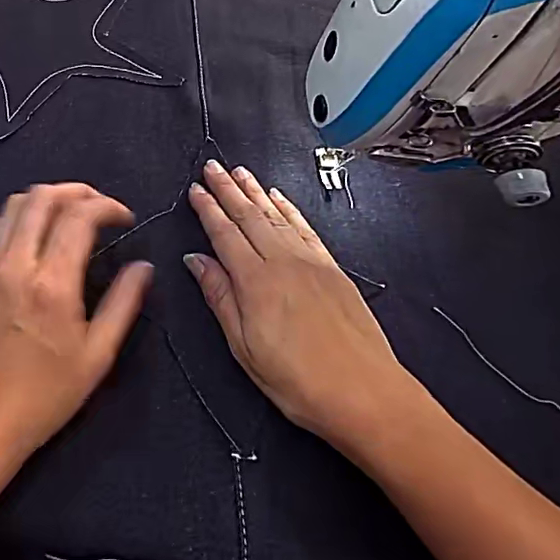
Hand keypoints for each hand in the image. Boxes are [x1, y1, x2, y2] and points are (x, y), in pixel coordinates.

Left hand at [0, 183, 153, 469]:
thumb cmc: (45, 394)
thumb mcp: (98, 354)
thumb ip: (124, 302)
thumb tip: (144, 266)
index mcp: (52, 283)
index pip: (80, 215)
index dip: (109, 206)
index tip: (125, 219)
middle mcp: (18, 265)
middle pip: (44, 197)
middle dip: (79, 191)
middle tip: (102, 207)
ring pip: (17, 203)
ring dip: (50, 198)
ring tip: (74, 213)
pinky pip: (0, 224)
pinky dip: (25, 214)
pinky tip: (42, 232)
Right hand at [183, 161, 420, 444]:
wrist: (363, 391)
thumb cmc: (302, 381)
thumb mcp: (245, 348)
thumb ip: (220, 297)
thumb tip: (198, 262)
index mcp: (256, 281)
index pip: (224, 233)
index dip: (208, 209)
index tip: (196, 190)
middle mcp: (283, 261)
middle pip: (248, 215)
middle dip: (227, 188)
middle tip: (212, 167)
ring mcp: (310, 261)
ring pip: (275, 214)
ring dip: (255, 190)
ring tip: (239, 172)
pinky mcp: (331, 266)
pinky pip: (304, 226)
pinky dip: (288, 208)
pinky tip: (278, 198)